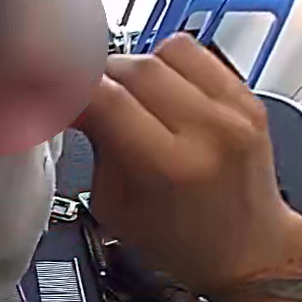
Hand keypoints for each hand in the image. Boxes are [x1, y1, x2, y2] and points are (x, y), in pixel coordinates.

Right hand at [75, 35, 301, 294]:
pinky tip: (160, 94)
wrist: (248, 249)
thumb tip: (77, 104)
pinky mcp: (248, 97)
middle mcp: (207, 132)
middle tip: (87, 99)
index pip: (105, 101)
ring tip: (130, 100)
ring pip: (163, 52)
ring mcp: (234, 110)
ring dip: (134, 69)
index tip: (53, 93)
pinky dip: (167, 67)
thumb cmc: (181, 243)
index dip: (69, 90)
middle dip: (99, 80)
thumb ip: (97, 151)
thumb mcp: (116, 210)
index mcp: (169, 169)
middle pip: (132, 68)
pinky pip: (196, 56)